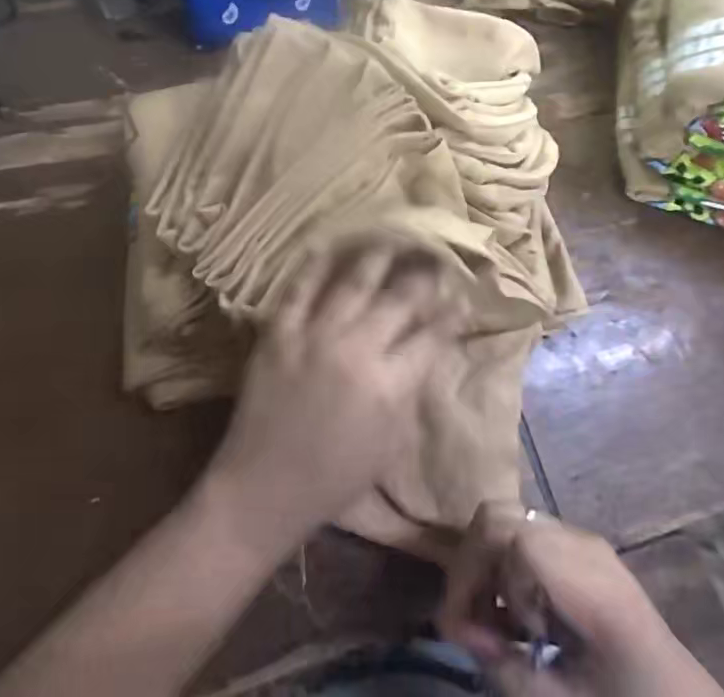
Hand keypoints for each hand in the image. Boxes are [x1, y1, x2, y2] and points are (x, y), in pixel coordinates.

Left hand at [199, 244, 465, 552]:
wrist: (263, 489)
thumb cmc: (335, 477)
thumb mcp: (390, 440)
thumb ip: (409, 388)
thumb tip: (425, 345)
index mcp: (390, 386)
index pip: (431, 335)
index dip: (450, 312)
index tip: (460, 292)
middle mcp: (358, 351)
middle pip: (400, 299)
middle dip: (423, 274)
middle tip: (434, 253)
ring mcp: (315, 338)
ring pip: (354, 281)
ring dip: (379, 255)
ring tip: (394, 234)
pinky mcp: (279, 334)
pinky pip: (300, 288)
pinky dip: (317, 263)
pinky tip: (333, 243)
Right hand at [438, 503, 723, 696]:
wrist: (680, 696)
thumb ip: (505, 665)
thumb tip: (456, 628)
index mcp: (587, 581)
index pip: (509, 533)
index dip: (473, 572)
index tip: (466, 627)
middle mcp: (582, 544)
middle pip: (501, 515)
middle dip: (471, 562)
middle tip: (469, 617)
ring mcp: (583, 540)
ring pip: (509, 521)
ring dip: (487, 564)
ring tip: (493, 621)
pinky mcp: (582, 548)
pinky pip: (528, 536)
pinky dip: (507, 566)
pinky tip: (517, 614)